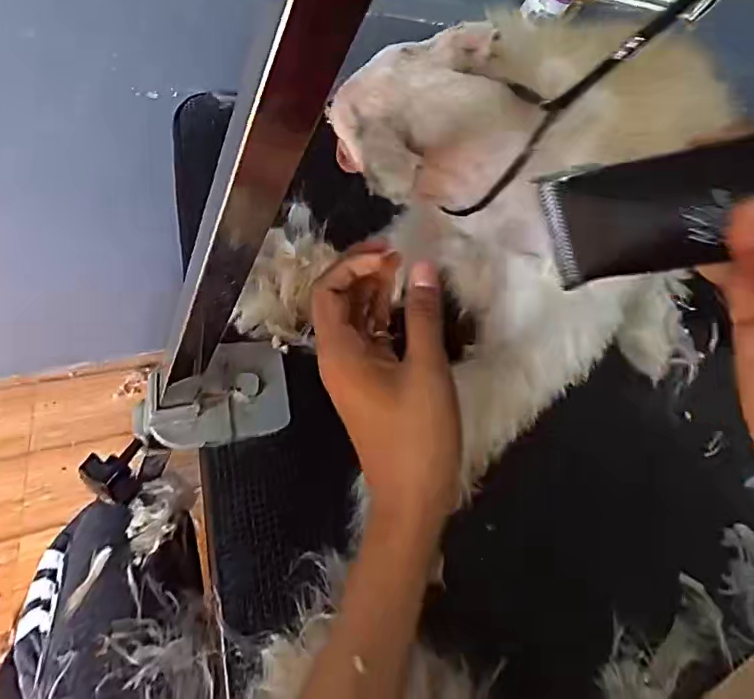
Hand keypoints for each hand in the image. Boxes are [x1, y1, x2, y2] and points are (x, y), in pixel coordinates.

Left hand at [312, 249, 460, 530]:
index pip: (328, 292)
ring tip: (405, 268)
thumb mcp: (426, 370)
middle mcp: (338, 358)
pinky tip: (408, 302)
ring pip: (356, 317)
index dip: (353, 264)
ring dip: (375, 291)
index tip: (389, 253)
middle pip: (338, 301)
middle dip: (363, 271)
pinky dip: (386, 314)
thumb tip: (422, 266)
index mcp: (339, 353)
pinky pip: (371, 336)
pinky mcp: (371, 381)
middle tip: (398, 253)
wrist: (413, 499)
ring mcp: (354, 371)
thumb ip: (423, 314)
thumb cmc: (417, 436)